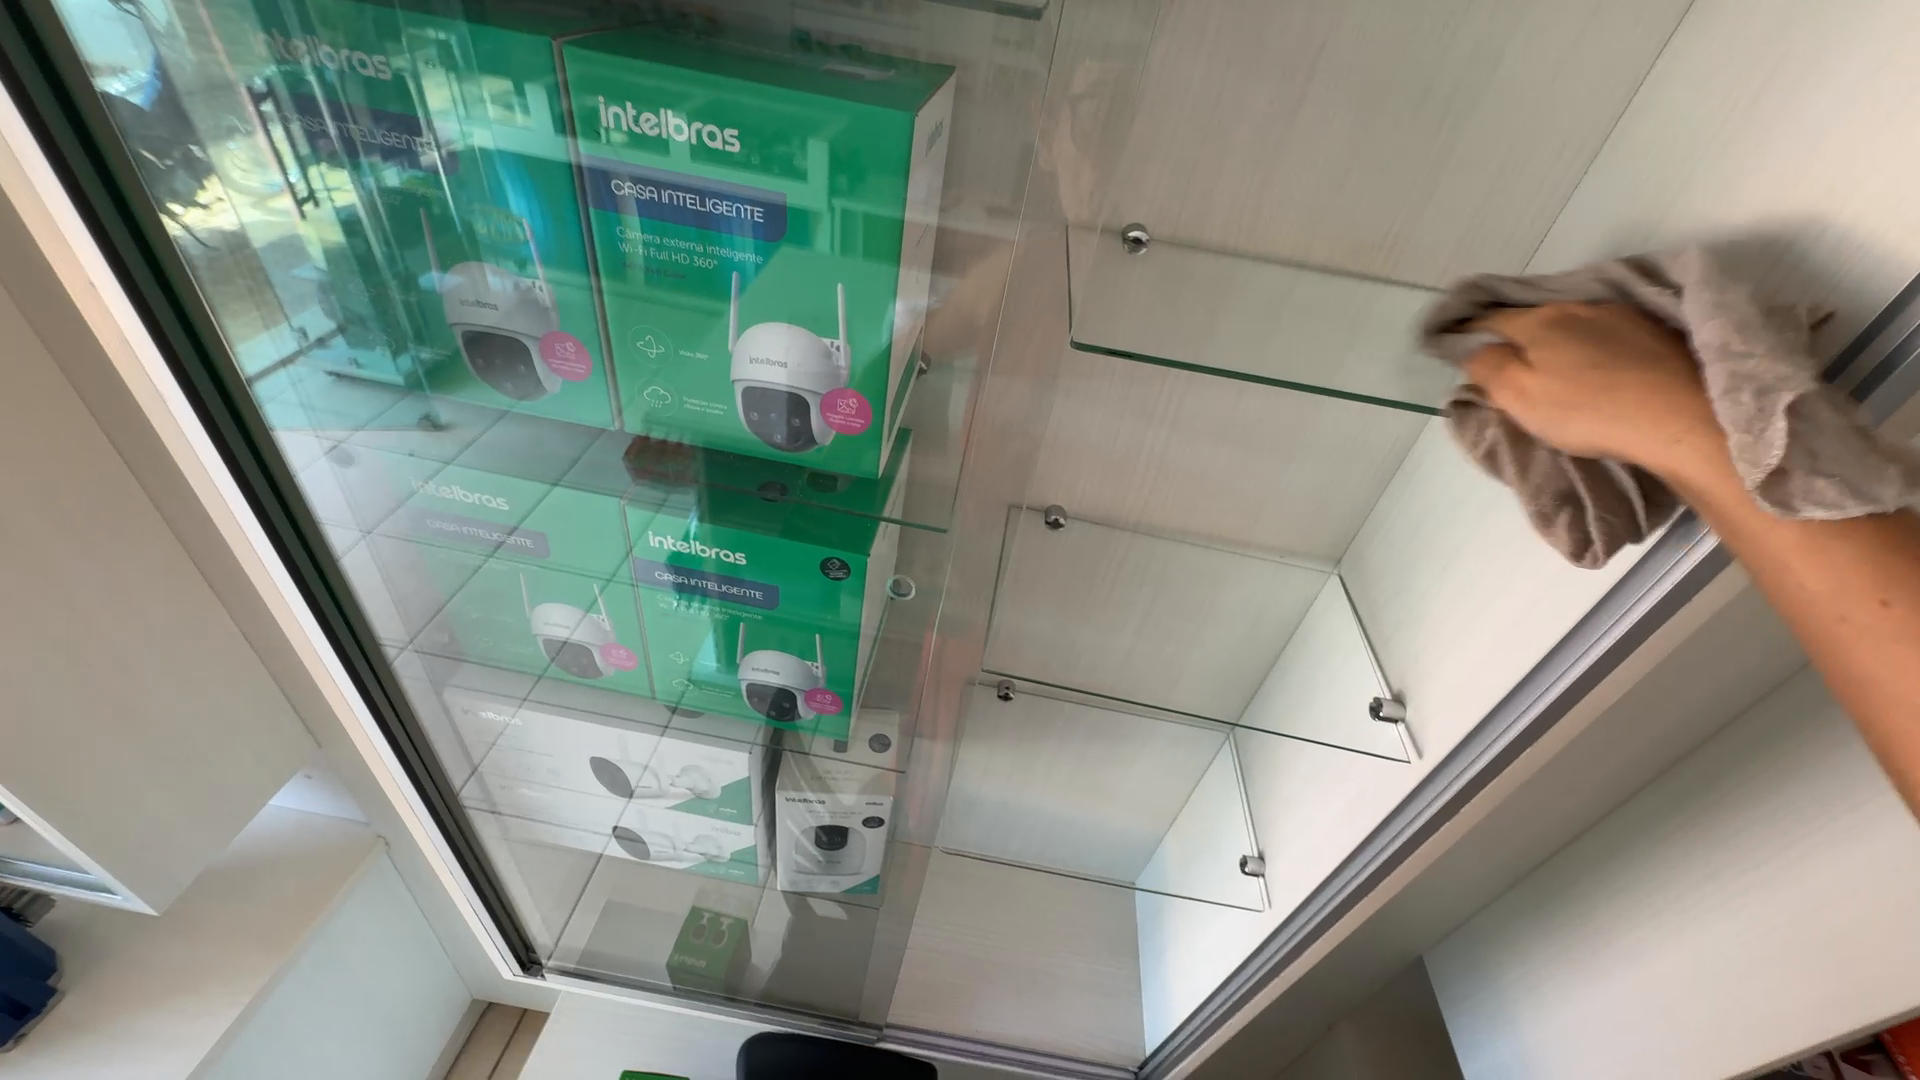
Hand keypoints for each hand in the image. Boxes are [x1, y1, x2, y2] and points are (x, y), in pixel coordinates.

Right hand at [1464, 303, 1728, 483]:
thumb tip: (1473, 349)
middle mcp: (1580, 307)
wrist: (1683, 418)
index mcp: (1540, 319)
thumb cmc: (1586, 409)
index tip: (1453, 349)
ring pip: (1571, 326)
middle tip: (1503, 369)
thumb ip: (1486, 366)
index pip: (1488, 319)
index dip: (1466, 333)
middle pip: (1531, 319)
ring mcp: (1623, 317)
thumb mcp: (1516, 395)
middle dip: (1512, 339)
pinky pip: (1604, 336)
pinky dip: (1589, 350)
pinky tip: (1594, 372)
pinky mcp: (1656, 335)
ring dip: (1554, 344)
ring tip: (1550, 372)